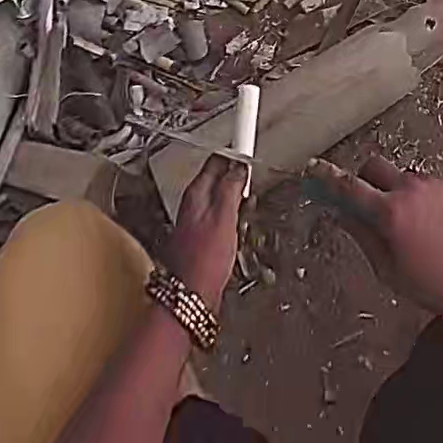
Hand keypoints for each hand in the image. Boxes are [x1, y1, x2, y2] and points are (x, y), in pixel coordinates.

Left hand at [162, 154, 245, 311]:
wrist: (191, 297)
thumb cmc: (203, 260)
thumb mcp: (224, 218)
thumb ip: (231, 190)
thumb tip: (238, 167)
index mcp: (196, 193)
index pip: (215, 161)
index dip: (232, 153)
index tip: (246, 145)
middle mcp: (192, 203)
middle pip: (215, 177)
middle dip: (234, 173)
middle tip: (251, 172)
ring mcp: (195, 220)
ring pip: (216, 196)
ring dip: (233, 193)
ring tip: (248, 194)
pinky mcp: (200, 237)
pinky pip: (217, 215)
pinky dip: (230, 212)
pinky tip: (238, 222)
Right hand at [308, 155, 442, 316]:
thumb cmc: (428, 283)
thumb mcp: (385, 266)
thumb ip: (360, 234)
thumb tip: (340, 213)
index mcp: (389, 212)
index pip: (349, 186)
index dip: (328, 175)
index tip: (314, 167)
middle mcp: (407, 191)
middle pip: (373, 165)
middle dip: (364, 177)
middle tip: (366, 198)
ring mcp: (429, 186)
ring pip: (397, 174)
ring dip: (391, 187)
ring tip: (402, 216)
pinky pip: (420, 182)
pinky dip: (414, 194)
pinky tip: (423, 219)